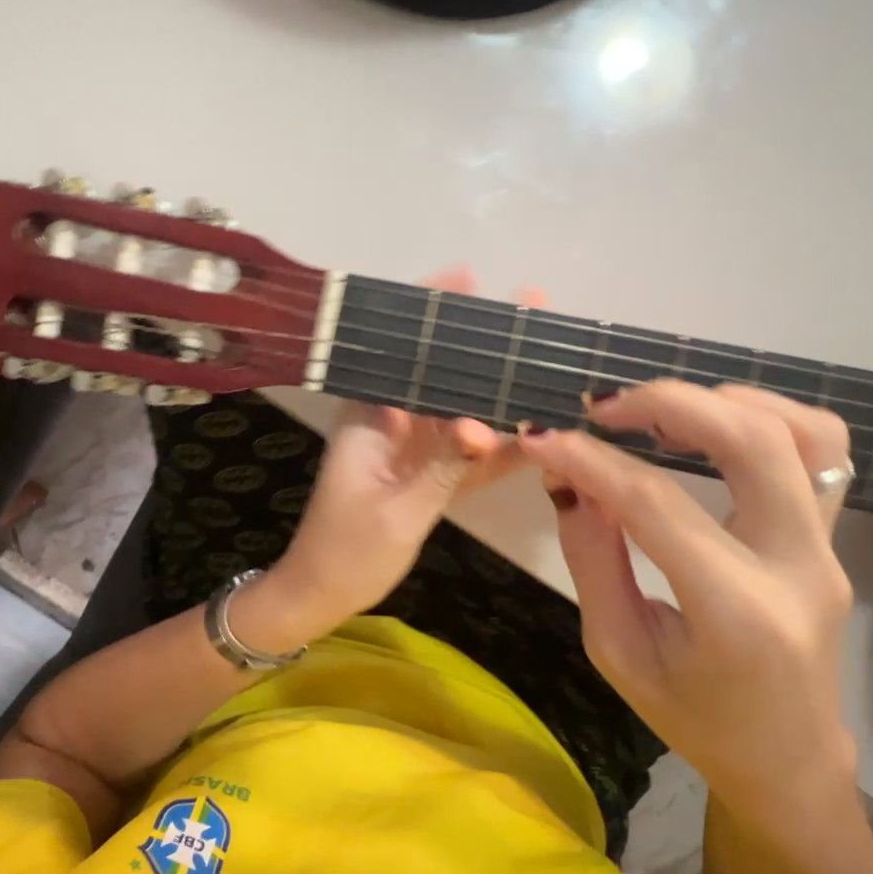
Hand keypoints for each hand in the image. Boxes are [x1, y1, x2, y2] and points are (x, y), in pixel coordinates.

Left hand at [272, 269, 535, 618]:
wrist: (323, 594)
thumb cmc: (346, 551)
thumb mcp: (396, 511)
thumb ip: (441, 467)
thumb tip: (482, 426)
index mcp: (370, 416)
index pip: (402, 351)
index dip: (431, 313)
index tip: (469, 279)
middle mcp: (393, 422)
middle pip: (442, 373)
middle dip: (485, 345)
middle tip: (534, 309)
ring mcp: (414, 449)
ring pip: (464, 409)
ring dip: (502, 388)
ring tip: (549, 356)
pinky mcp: (430, 475)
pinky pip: (471, 452)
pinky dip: (502, 443)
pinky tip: (542, 425)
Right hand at [517, 381, 857, 830]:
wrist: (785, 758)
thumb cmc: (691, 716)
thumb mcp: (616, 648)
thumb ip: (591, 555)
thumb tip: (568, 478)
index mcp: (737, 611)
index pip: (656, 503)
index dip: (590, 461)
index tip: (540, 438)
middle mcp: (799, 567)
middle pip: (752, 442)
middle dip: (667, 404)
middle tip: (600, 408)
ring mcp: (829, 548)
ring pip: (803, 432)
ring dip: (723, 402)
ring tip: (656, 411)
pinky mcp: (833, 536)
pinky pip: (820, 451)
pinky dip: (764, 417)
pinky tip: (709, 424)